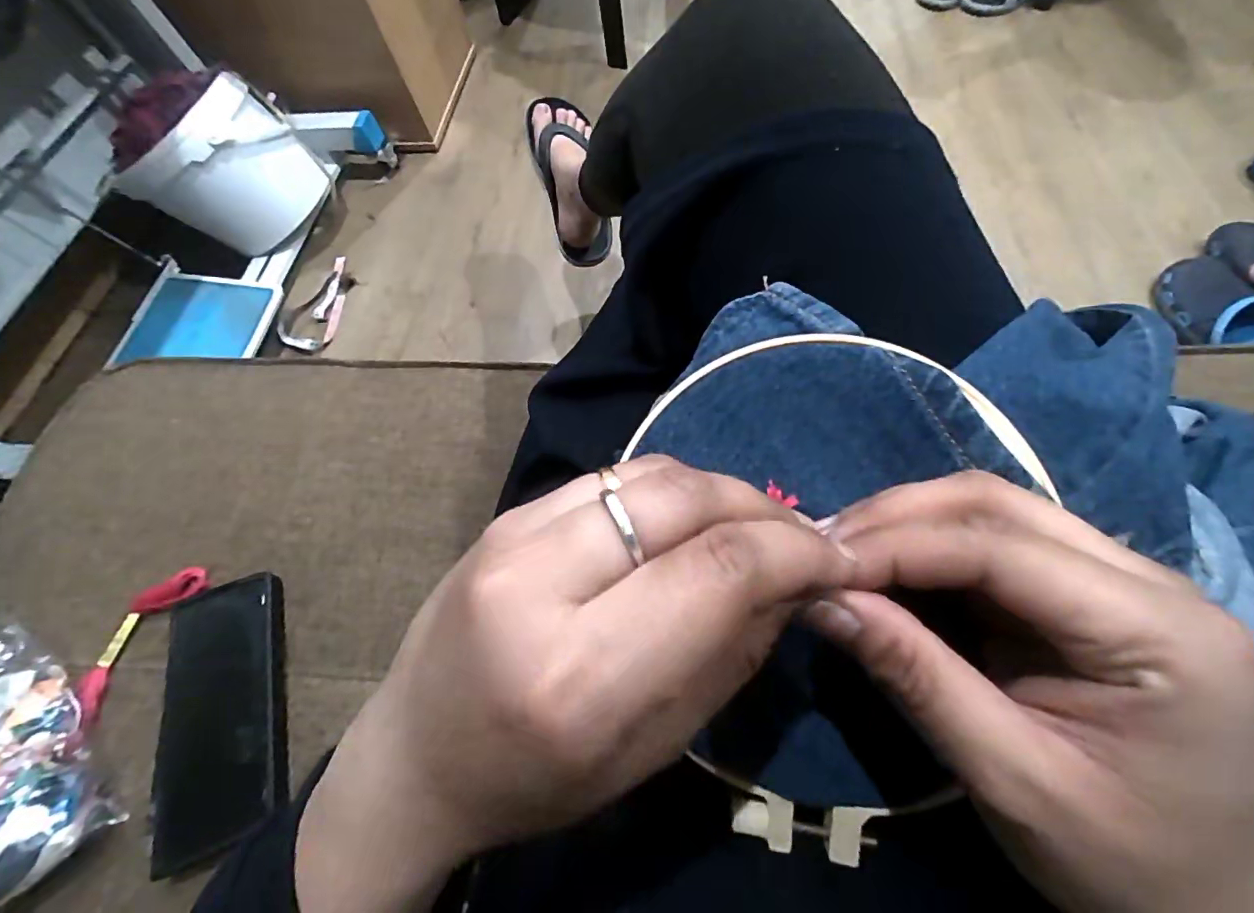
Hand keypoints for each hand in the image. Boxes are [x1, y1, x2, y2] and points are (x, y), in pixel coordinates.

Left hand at [295, 457, 856, 911]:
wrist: (418, 753)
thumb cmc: (540, 779)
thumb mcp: (655, 746)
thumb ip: (732, 654)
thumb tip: (795, 578)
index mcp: (580, 675)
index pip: (716, 571)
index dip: (793, 552)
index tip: (835, 561)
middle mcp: (539, 586)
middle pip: (683, 501)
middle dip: (762, 508)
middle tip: (801, 535)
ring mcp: (512, 536)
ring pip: (650, 474)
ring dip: (720, 490)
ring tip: (753, 522)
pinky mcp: (506, 514)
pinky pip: (612, 477)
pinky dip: (670, 488)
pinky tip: (691, 515)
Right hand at [807, 472, 1253, 912]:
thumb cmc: (1121, 864)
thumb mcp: (1011, 780)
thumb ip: (917, 677)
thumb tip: (825, 599)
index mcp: (1159, 630)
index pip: (1002, 549)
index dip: (901, 545)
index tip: (823, 560)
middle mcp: (1151, 580)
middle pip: (999, 506)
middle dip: (900, 517)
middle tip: (826, 546)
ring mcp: (1123, 578)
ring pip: (994, 511)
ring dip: (911, 523)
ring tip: (846, 552)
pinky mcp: (1090, 591)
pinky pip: (997, 544)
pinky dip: (932, 549)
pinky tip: (889, 567)